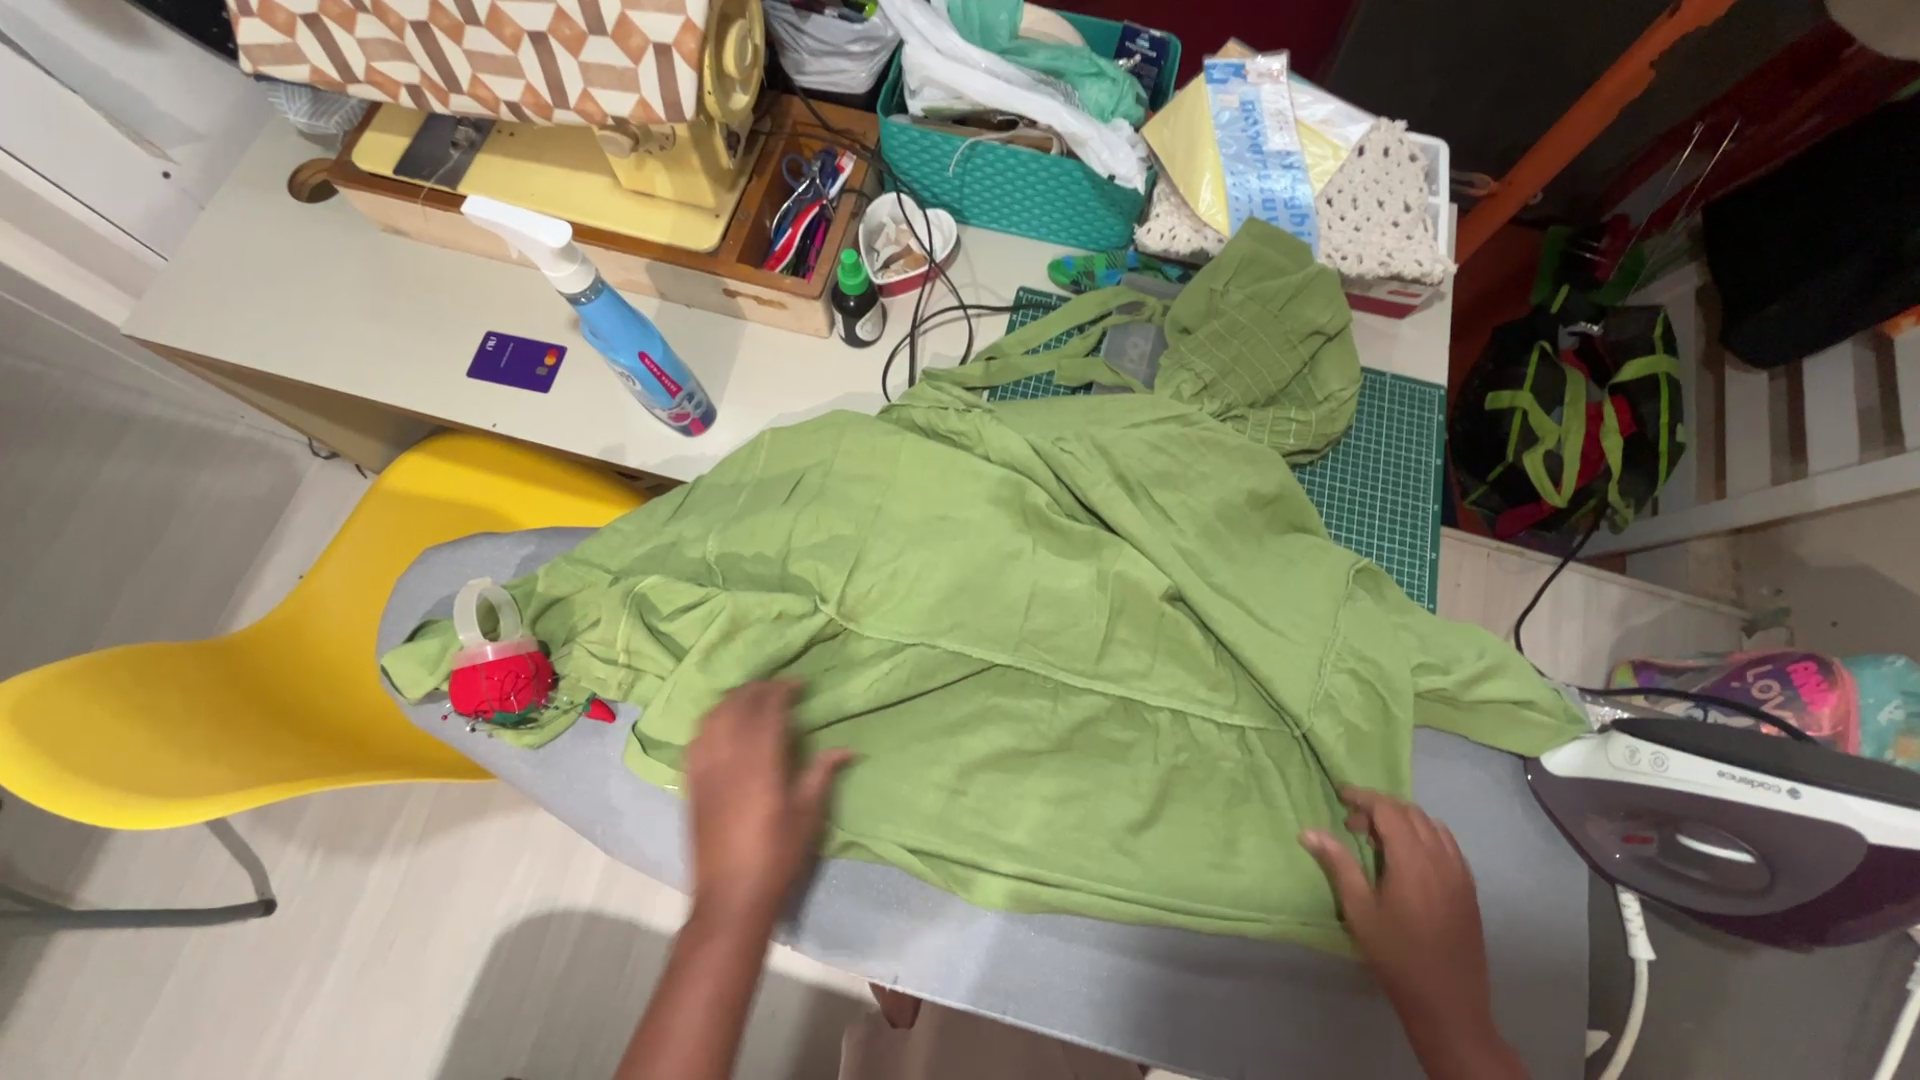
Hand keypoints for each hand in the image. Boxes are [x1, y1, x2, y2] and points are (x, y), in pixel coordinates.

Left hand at [685, 681, 853, 929]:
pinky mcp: (691, 785)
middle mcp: (729, 760)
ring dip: (731, 701)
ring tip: (750, 700)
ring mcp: (705, 771)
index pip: (767, 711)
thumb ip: (821, 774)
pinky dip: (710, 722)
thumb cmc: (777, 856)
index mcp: (761, 764)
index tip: (797, 684)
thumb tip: (846, 748)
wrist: (730, 897)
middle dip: (756, 690)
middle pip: (737, 707)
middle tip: (777, 689)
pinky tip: (721, 725)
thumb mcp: (808, 815)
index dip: (781, 691)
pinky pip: (695, 740)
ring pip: (712, 718)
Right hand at [1299, 787, 1497, 1040]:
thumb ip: (1338, 864)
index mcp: (1413, 860)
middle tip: (1352, 825)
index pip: (1389, 810)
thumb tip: (1309, 831)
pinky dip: (1425, 836)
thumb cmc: (1396, 955)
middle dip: (1380, 809)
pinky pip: (1448, 845)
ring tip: (1379, 841)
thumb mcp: (1359, 909)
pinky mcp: (1469, 888)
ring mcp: (1460, 873)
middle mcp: (1441, 858)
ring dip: (1404, 821)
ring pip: (1432, 826)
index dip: (1363, 797)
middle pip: (1411, 813)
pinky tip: (1408, 858)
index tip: (1340, 795)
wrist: (1448, 1002)